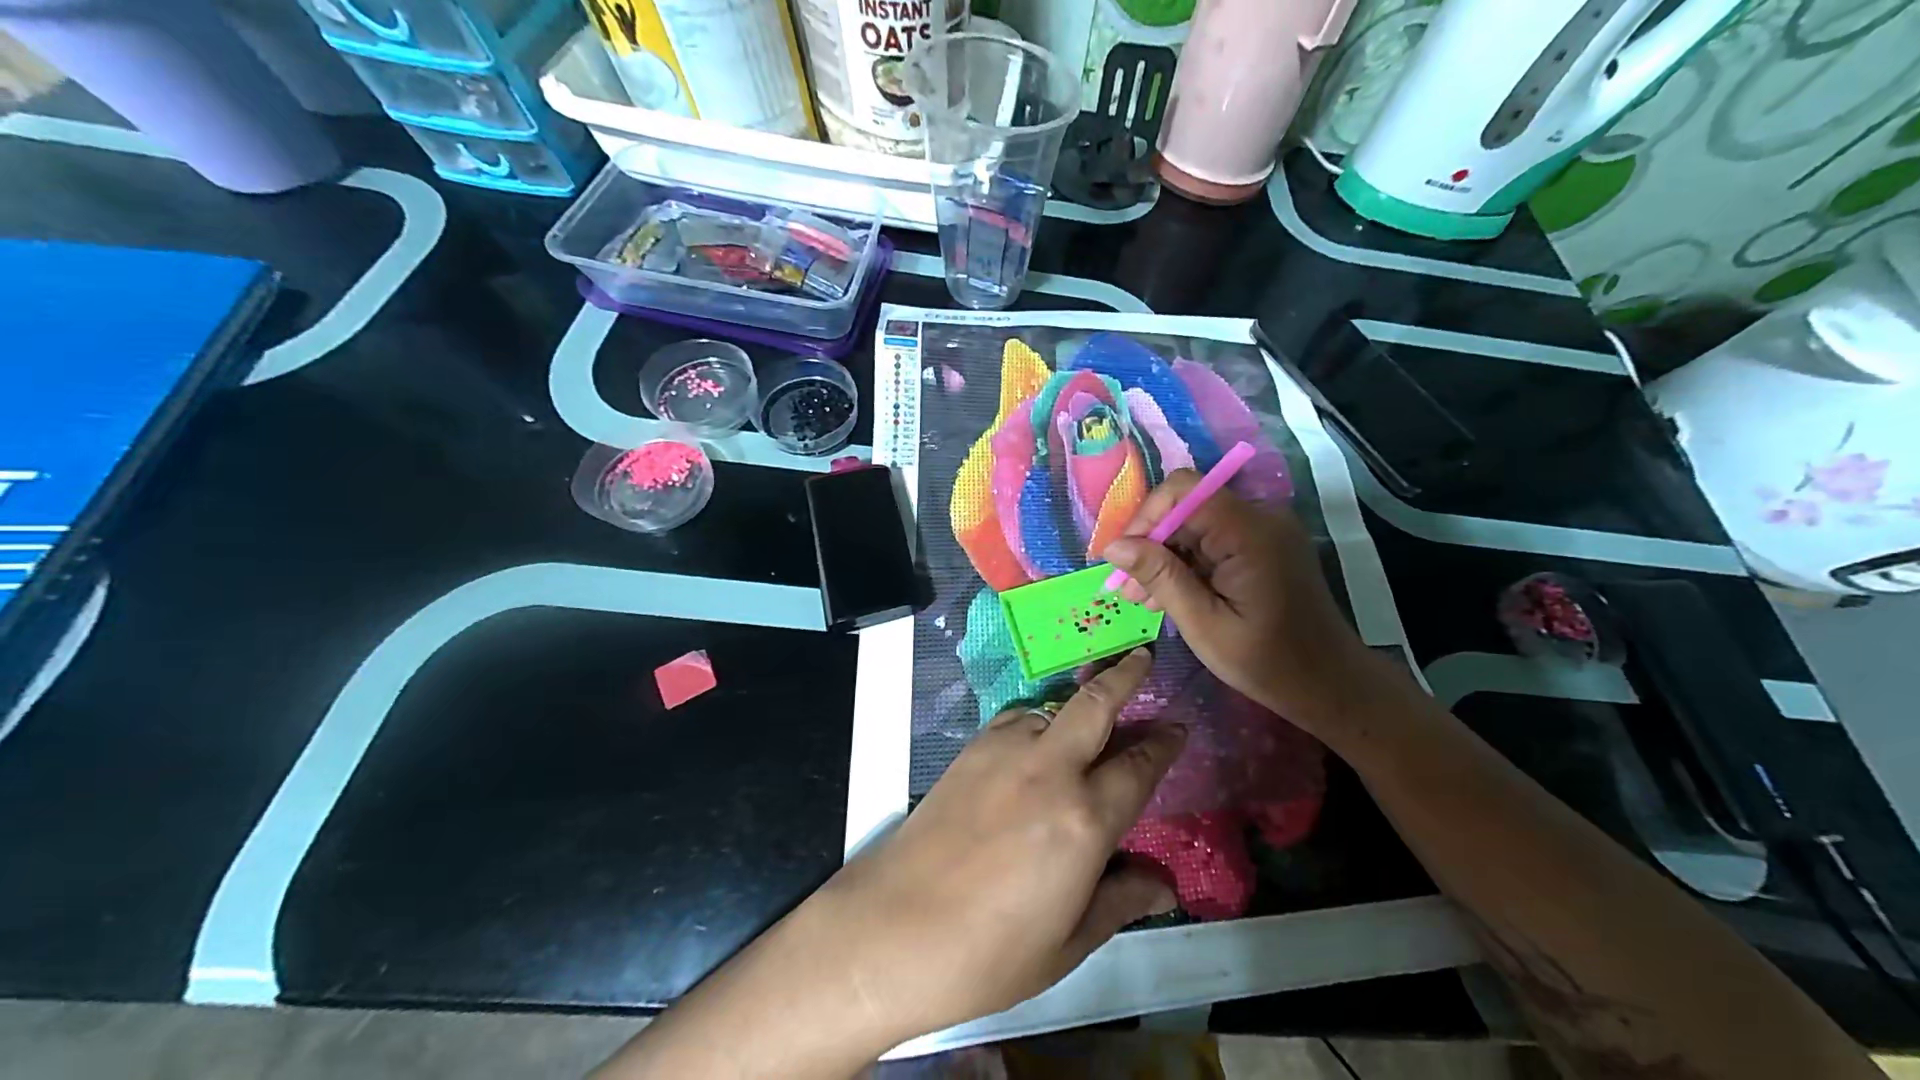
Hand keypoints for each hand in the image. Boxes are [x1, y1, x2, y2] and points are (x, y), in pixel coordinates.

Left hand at [809, 648, 1184, 1042]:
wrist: (893, 929)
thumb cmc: (989, 953)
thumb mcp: (1068, 943)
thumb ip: (1120, 900)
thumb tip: (1163, 884)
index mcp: (1084, 820)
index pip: (1139, 766)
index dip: (1163, 743)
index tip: (1178, 726)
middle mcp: (1049, 771)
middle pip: (1095, 706)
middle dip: (1124, 675)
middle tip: (1142, 656)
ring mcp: (1003, 755)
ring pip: (1051, 707)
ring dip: (1076, 701)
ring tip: (1091, 702)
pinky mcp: (968, 753)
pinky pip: (1015, 720)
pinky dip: (1036, 719)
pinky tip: (1038, 739)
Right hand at [1101, 470, 1378, 734]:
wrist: (1329, 684)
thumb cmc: (1267, 662)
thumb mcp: (1203, 623)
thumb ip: (1160, 577)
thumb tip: (1113, 546)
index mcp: (1249, 532)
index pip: (1182, 490)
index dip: (1145, 517)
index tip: (1121, 559)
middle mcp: (1259, 518)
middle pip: (1186, 506)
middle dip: (1149, 542)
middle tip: (1127, 589)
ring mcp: (1263, 531)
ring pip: (1194, 524)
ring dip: (1164, 556)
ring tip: (1143, 599)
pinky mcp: (1262, 546)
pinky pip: (1212, 539)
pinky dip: (1186, 562)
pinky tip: (1169, 595)